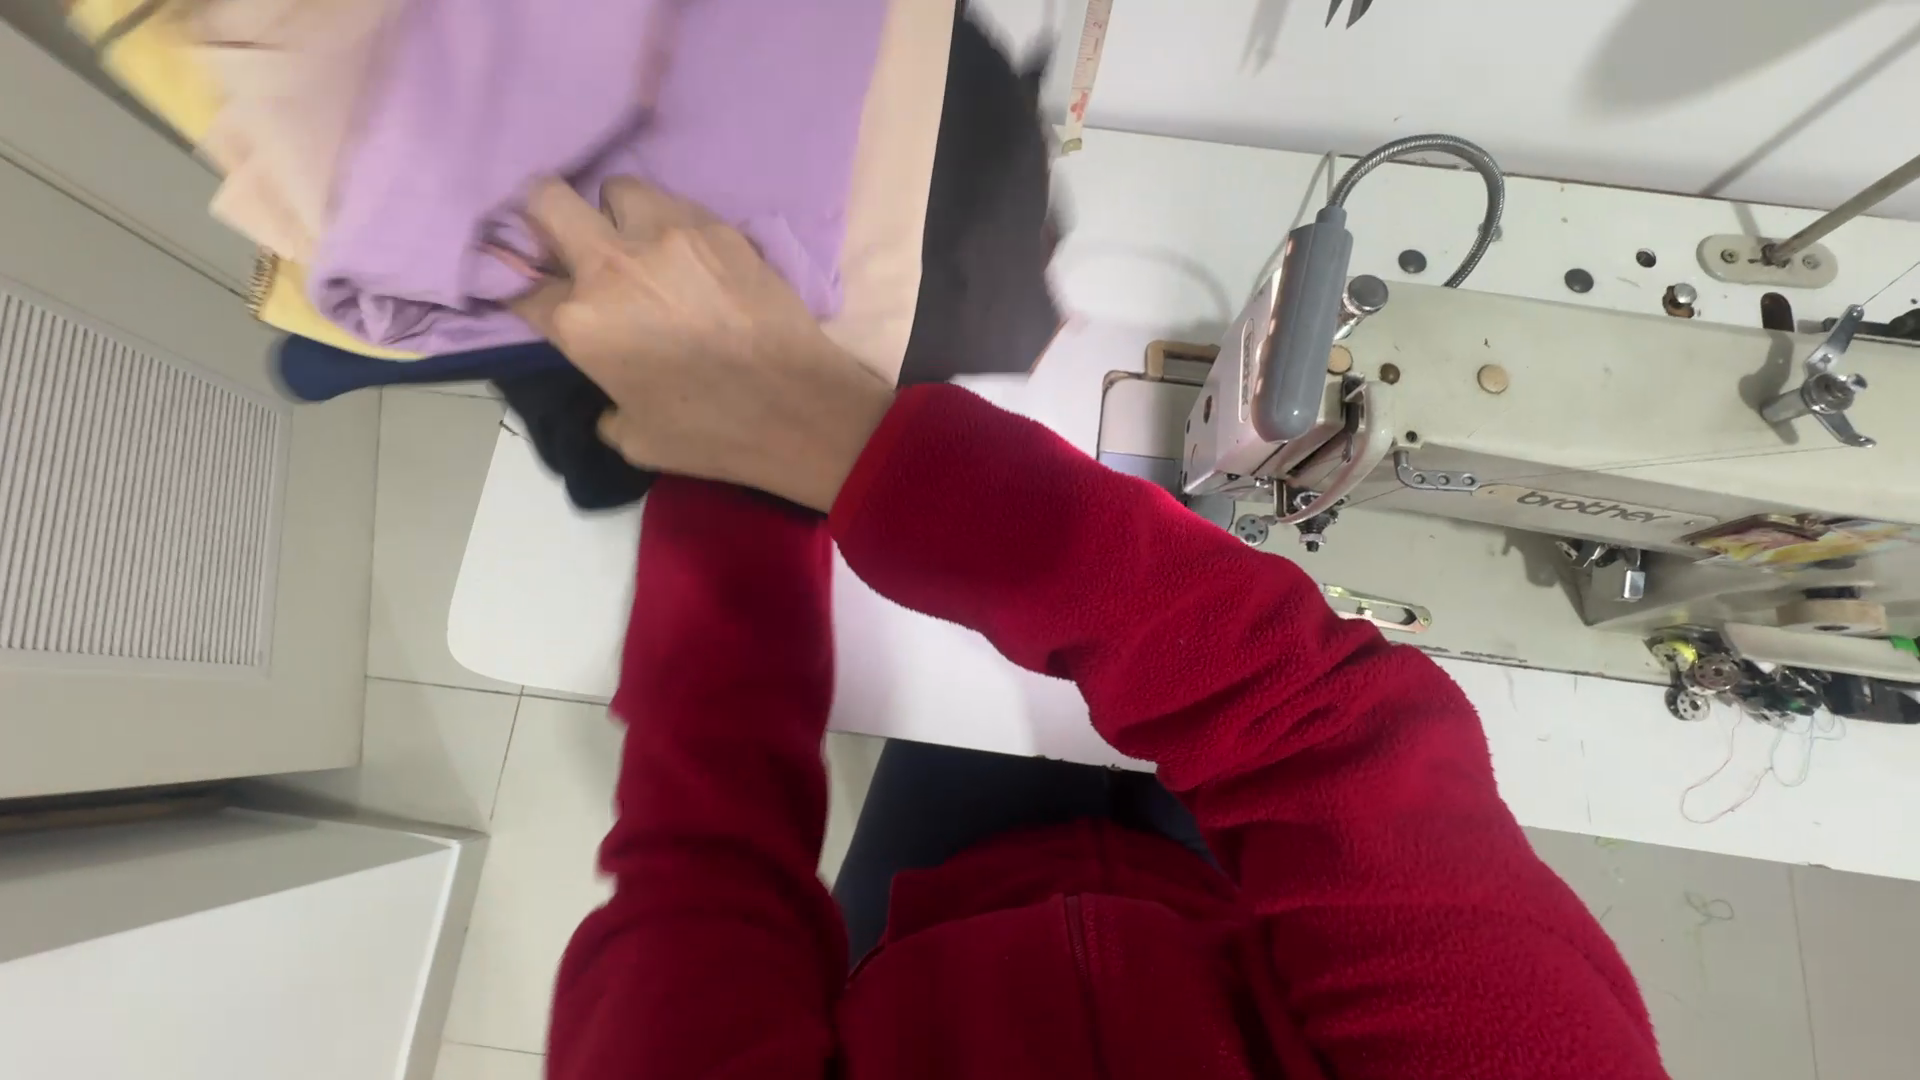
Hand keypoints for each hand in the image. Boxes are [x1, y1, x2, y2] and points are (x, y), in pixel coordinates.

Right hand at [510, 177, 894, 511]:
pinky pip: (680, 206)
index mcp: (583, 322)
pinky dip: (674, 227)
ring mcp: (672, 238)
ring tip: (644, 251)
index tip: (542, 303)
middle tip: (573, 249)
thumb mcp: (637, 440)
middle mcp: (616, 265)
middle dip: (546, 220)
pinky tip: (694, 261)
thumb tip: (612, 390)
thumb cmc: (716, 436)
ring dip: (620, 216)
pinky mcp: (723, 230)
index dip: (528, 296)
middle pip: (546, 200)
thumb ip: (606, 404)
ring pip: (621, 189)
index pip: (525, 290)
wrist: (803, 412)